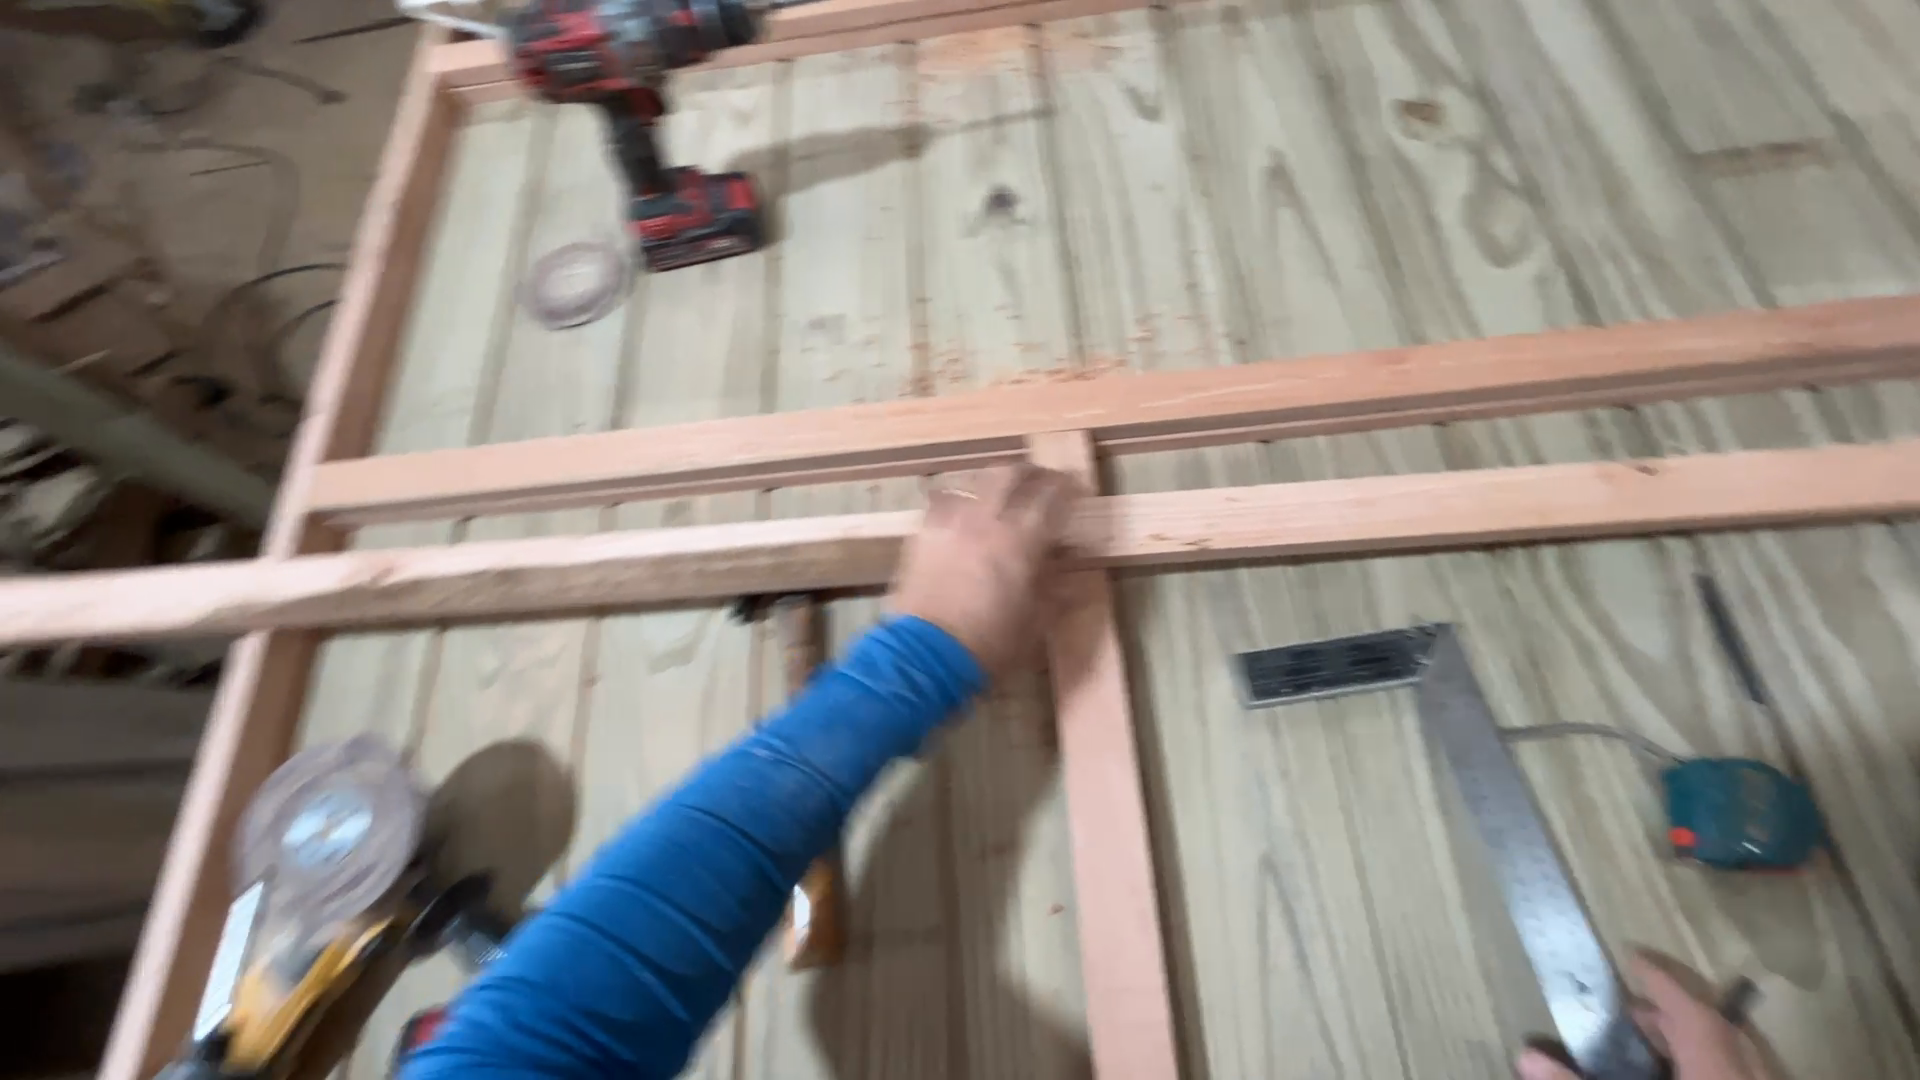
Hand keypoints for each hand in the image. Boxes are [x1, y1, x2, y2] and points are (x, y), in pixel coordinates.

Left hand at [888, 465, 1081, 674]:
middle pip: (1009, 473)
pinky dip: (960, 502)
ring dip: (993, 484)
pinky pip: (943, 503)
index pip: (1052, 496)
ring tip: (1002, 496)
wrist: (925, 655)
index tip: (1077, 488)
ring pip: (974, 482)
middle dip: (1031, 472)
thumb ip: (1058, 585)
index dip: (1068, 487)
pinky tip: (964, 515)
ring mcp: (949, 522)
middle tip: (1041, 481)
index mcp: (1021, 540)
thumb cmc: (990, 644)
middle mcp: (985, 520)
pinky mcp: (922, 534)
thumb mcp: (1036, 621)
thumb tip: (1073, 559)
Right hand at [1516, 955, 1769, 1079]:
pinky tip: (1681, 1078)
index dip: (1666, 981)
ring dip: (1700, 1045)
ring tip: (1652, 1043)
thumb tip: (1526, 1056)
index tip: (1633, 956)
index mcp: (1720, 1078)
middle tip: (1633, 1006)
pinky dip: (1714, 1071)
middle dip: (1683, 1012)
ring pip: (1746, 1064)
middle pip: (1732, 1035)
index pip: (1698, 1015)